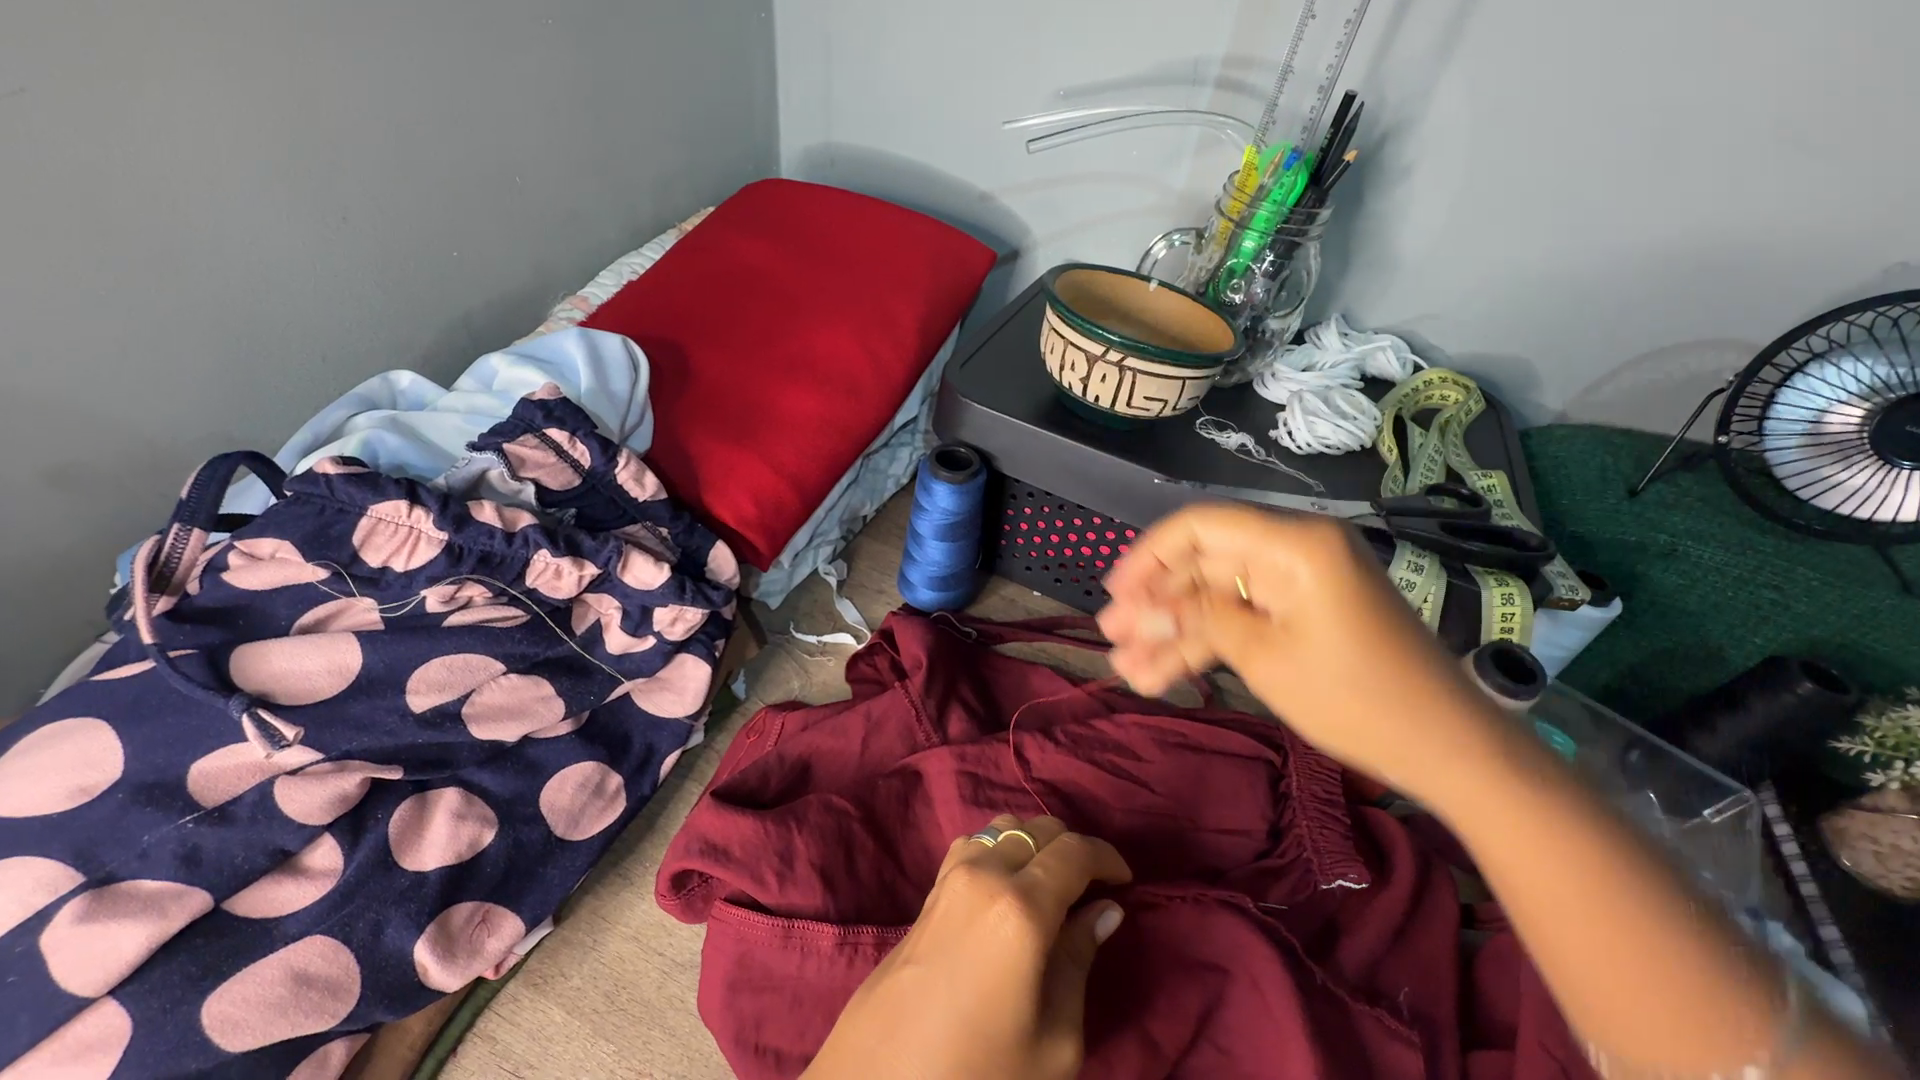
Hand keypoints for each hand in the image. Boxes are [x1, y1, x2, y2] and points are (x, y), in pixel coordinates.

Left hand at [803, 815, 1132, 1079]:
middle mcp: (982, 877)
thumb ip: (1079, 961)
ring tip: (1052, 885)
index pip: (1075, 851)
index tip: (1126, 881)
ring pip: (1001, 830)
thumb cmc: (981, 1072)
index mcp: (1020, 907)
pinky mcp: (925, 896)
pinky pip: (972, 848)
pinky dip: (1000, 851)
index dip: (1108, 858)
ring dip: (1033, 844)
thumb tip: (1104, 912)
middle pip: (1038, 829)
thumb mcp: (1054, 1039)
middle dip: (1073, 848)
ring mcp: (947, 881)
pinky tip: (1008, 887)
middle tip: (1094, 888)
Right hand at [1096, 504, 1489, 792]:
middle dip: (1156, 604)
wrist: (1446, 747)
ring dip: (1174, 634)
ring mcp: (1300, 585)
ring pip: (1217, 599)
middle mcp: (1295, 551)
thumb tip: (1143, 608)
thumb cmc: (1356, 697)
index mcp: (1293, 544)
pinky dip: (1207, 647)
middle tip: (1112, 639)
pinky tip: (1163, 678)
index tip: (1114, 593)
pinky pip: (1244, 621)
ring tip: (1127, 670)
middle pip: (1205, 565)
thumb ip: (1200, 619)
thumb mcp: (1265, 656)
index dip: (1149, 556)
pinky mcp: (1304, 615)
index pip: (1201, 526)